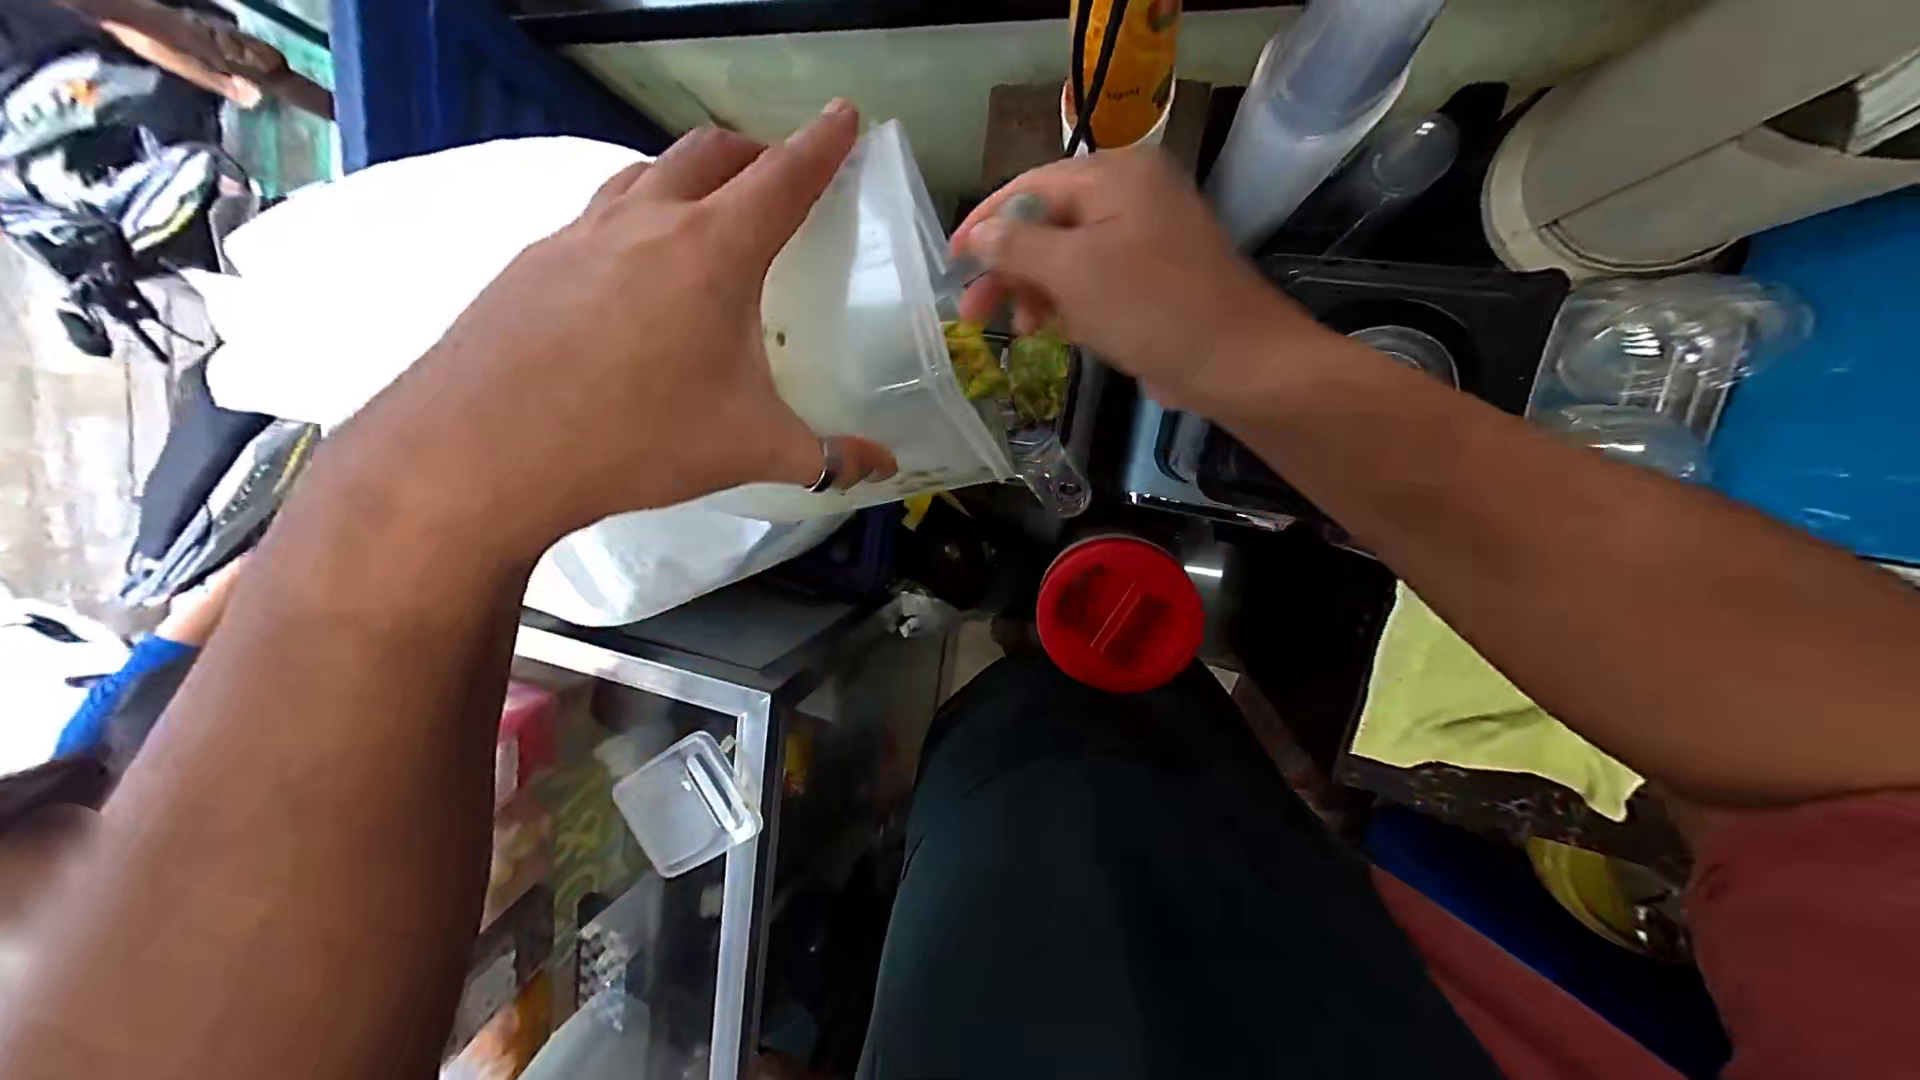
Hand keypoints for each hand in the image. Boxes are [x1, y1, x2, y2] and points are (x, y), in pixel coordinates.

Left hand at [339, 102, 895, 556]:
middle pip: (709, 153)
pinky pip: (598, 217)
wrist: (484, 453)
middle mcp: (646, 223)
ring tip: (710, 215)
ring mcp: (579, 234)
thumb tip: (883, 467)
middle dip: (755, 151)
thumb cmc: (639, 438)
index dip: (822, 145)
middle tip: (781, 175)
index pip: (783, 179)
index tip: (842, 116)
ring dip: (689, 177)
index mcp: (713, 254)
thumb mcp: (752, 449)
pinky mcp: (532, 262)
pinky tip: (635, 275)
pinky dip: (635, 220)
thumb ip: (827, 457)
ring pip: (645, 174)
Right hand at [951, 148, 1358, 423]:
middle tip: (974, 311)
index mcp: (1114, 176)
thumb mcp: (1074, 272)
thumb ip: (1018, 245)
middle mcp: (1130, 196)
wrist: (1233, 361)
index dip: (985, 223)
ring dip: (1036, 292)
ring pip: (1067, 258)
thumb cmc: (1150, 309)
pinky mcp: (1150, 279)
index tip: (953, 261)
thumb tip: (978, 234)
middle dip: (1008, 268)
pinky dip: (1068, 304)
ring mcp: (1143, 238)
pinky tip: (1053, 331)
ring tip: (1021, 331)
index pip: (1030, 187)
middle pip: (1047, 224)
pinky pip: (1093, 281)